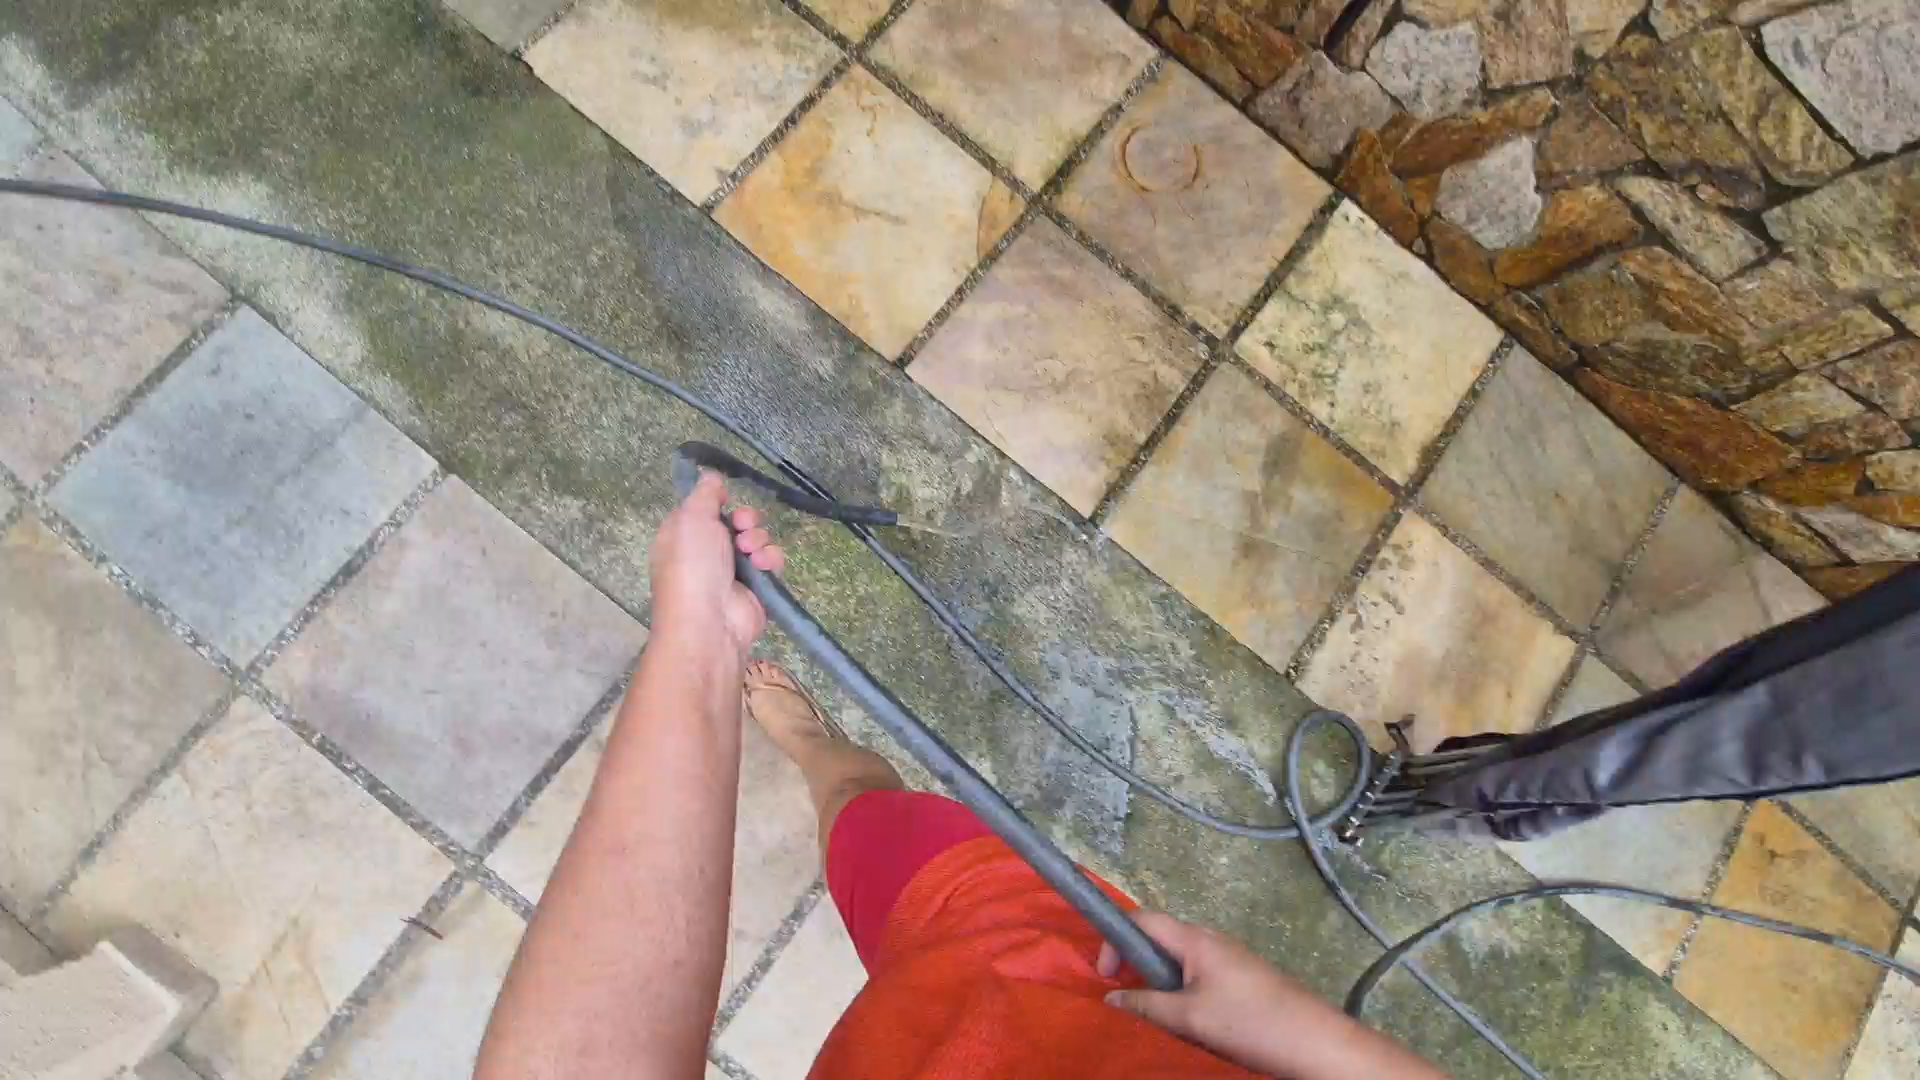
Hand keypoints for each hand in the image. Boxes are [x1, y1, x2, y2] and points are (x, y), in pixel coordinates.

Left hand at [649, 472, 786, 656]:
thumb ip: (704, 494)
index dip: (719, 503)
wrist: (710, 620)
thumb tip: (711, 476)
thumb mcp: (690, 518)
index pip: (707, 510)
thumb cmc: (692, 565)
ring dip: (759, 540)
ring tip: (751, 553)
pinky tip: (763, 567)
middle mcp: (708, 553)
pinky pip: (772, 561)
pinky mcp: (758, 587)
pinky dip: (771, 560)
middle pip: (737, 522)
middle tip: (742, 527)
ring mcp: (734, 571)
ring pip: (758, 539)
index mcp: (684, 536)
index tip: (725, 501)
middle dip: (746, 520)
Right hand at [1098, 912, 1448, 1078]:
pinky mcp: (1243, 977)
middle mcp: (1209, 938)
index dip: (1116, 937)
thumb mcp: (1191, 1019)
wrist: (1318, 1044)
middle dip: (1136, 959)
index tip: (1106, 974)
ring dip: (1159, 977)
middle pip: (1160, 935)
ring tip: (1156, 1011)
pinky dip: (1182, 987)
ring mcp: (1229, 956)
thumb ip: (1147, 1005)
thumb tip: (1111, 995)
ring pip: (1179, 957)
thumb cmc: (1251, 1023)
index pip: (1142, 918)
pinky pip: (1199, 972)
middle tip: (1127, 994)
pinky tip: (1190, 1019)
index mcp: (1194, 938)